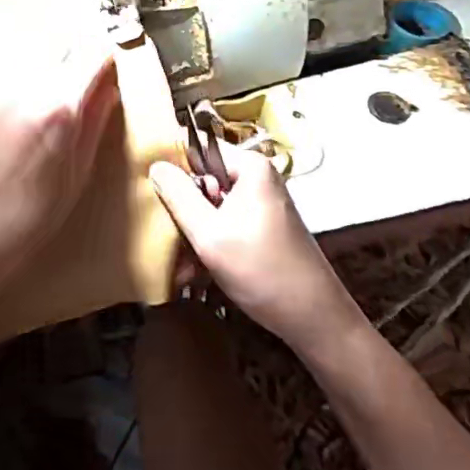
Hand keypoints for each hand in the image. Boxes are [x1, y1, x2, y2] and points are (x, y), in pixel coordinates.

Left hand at [0, 29, 117, 384]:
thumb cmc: (28, 216)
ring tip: (45, 69)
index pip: (92, 48)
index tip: (105, 62)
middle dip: (74, 48)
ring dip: (42, 46)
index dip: (105, 53)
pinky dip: (9, 52)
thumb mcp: (78, 173)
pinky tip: (14, 74)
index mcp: (57, 109)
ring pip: (24, 35)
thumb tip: (108, 83)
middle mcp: (20, 85)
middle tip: (77, 67)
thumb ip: (95, 118)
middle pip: (59, 34)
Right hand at [149, 151, 362, 352]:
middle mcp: (257, 178)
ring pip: (212, 206)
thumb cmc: (262, 271)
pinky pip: (226, 224)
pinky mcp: (262, 227)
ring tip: (180, 264)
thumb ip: (179, 196)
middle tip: (168, 237)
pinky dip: (210, 244)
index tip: (154, 194)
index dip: (174, 170)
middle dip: (183, 210)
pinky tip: (196, 272)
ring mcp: (261, 203)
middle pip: (204, 180)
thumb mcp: (209, 234)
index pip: (198, 150)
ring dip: (193, 233)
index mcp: (249, 167)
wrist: (315, 319)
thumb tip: (156, 166)